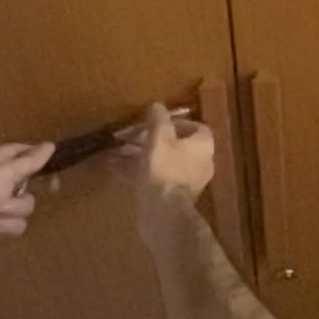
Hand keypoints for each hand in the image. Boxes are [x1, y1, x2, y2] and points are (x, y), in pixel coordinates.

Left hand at [0, 141, 54, 271]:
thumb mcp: (5, 173)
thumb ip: (29, 161)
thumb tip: (50, 145)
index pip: (21, 152)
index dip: (37, 156)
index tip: (55, 162)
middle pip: (27, 180)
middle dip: (29, 189)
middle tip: (51, 187)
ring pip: (24, 205)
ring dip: (12, 211)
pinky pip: (16, 225)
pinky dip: (5, 227)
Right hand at [112, 103, 213, 241]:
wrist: (162, 213)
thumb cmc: (165, 168)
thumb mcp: (159, 136)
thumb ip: (159, 119)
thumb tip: (158, 105)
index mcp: (202, 147)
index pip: (197, 129)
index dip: (178, 122)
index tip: (159, 122)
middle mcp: (199, 164)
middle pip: (177, 146)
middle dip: (153, 140)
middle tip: (134, 135)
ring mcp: (185, 183)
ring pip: (162, 163)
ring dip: (142, 156)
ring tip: (118, 151)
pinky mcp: (170, 198)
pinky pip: (154, 179)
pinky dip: (137, 173)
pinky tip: (115, 169)